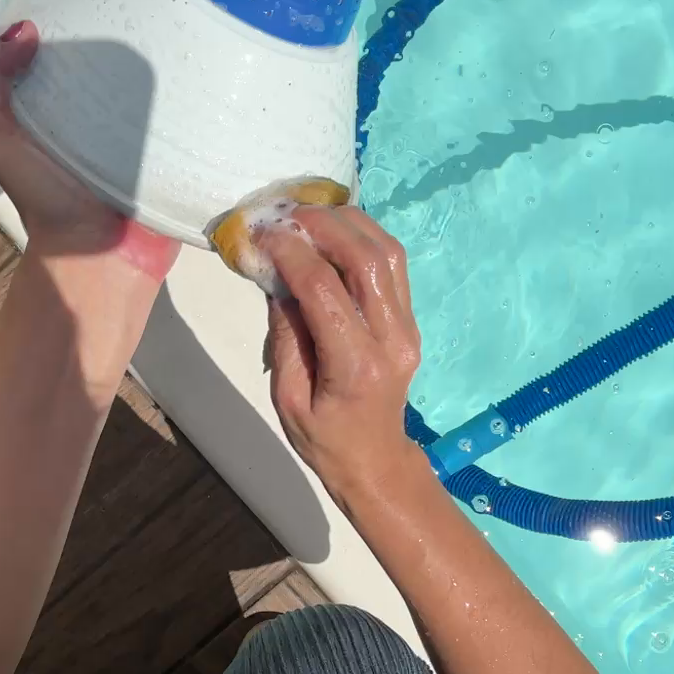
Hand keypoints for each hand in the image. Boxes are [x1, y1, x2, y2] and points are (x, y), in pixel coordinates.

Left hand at [0, 21, 179, 280]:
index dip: (70, 25)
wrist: (99, 256)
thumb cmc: (47, 201)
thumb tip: (23, 33)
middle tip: (136, 18)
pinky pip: (184, 121)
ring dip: (161, 67)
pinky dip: (188, 102)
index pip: (66, 53)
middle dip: (122, 39)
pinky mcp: (172, 156)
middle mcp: (99, 119)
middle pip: (113, 65)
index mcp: (58, 110)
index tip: (84, 6)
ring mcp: (139, 138)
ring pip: (152, 88)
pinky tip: (192, 79)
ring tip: (171, 40)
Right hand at [264, 207, 428, 502]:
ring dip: (349, 223)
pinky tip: (336, 232)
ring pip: (388, 253)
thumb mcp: (288, 396)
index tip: (263, 233)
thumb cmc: (324, 439)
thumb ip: (284, 335)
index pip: (323, 289)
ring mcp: (408, 328)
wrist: (375, 460)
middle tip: (287, 213)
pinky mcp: (411, 321)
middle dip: (323, 225)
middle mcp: (391, 340)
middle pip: (366, 259)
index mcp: (355, 366)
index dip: (291, 252)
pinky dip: (364, 238)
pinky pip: (393, 265)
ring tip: (310, 215)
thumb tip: (277, 276)